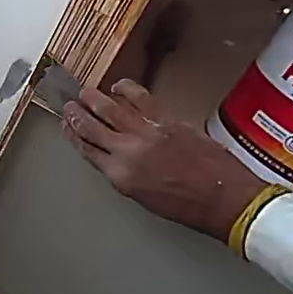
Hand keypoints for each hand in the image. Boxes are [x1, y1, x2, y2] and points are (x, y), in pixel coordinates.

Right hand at [61, 79, 269, 241]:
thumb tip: (111, 154)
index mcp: (120, 175)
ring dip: (93, 98)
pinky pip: (139, 98)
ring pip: (109, 108)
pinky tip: (117, 86)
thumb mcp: (143, 197)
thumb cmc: (188, 206)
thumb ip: (122, 173)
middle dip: (76, 114)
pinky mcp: (166, 120)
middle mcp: (127, 151)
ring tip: (85, 93)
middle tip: (69, 105)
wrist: (226, 200)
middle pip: (91, 126)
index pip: (86, 149)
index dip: (72, 134)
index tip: (66, 125)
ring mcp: (146, 132)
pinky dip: (124, 89)